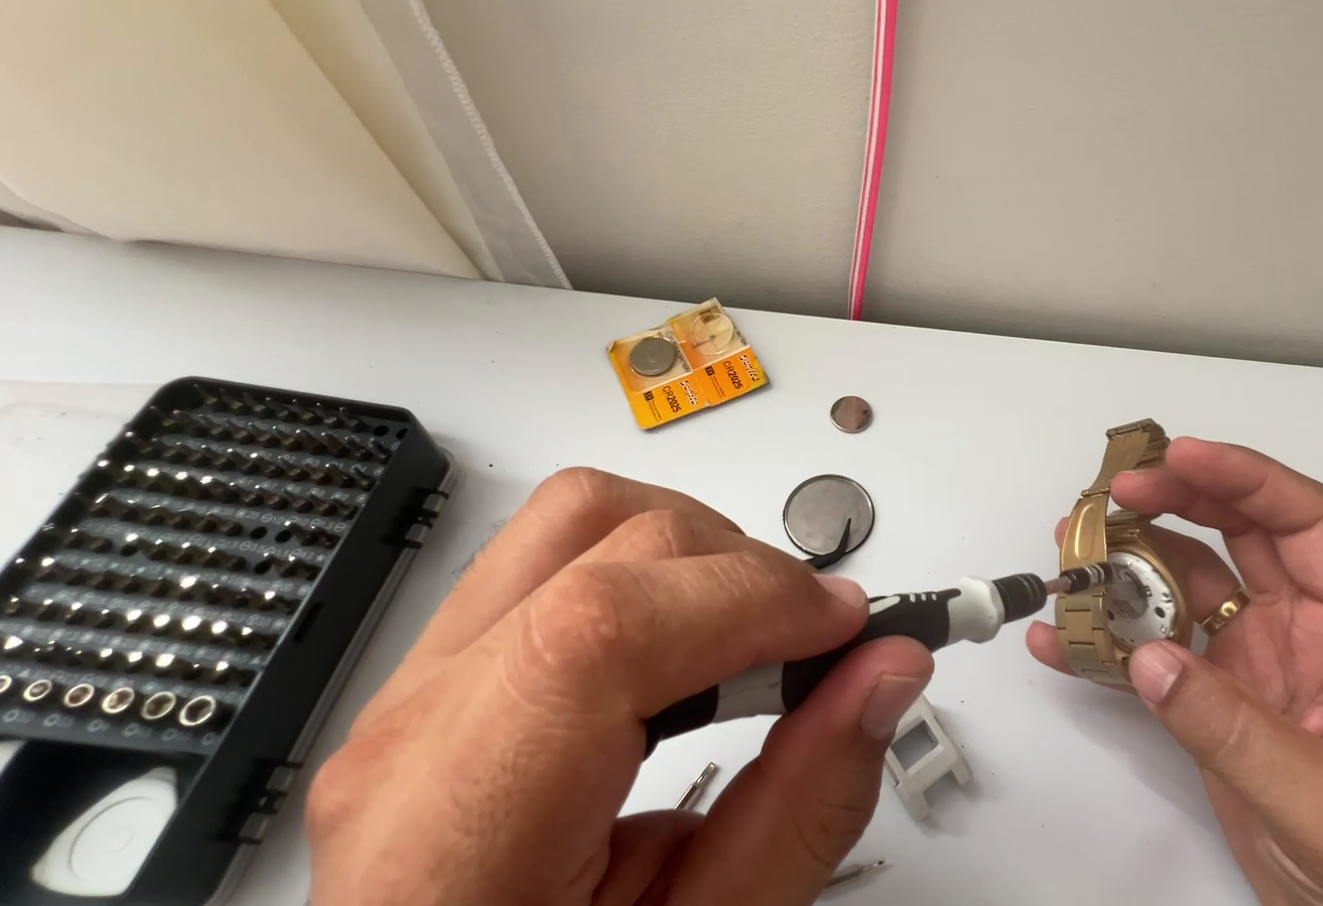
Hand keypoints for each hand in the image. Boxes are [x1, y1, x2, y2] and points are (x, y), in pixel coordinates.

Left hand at [307, 468, 934, 905]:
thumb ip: (802, 807)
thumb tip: (882, 673)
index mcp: (456, 828)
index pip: (601, 630)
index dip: (748, 599)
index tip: (842, 628)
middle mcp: (415, 730)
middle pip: (598, 538)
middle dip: (746, 571)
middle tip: (818, 642)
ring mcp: (418, 687)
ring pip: (575, 517)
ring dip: (696, 551)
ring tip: (752, 635)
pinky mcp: (447, 673)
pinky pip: (559, 554)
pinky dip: (656, 568)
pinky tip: (692, 646)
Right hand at [1027, 439, 1322, 905]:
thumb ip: (1238, 731)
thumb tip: (1149, 660)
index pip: (1302, 521)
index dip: (1243, 476)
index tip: (1178, 456)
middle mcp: (1299, 627)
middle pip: (1236, 533)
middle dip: (1176, 500)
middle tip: (1114, 493)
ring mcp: (1251, 660)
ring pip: (1185, 583)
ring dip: (1130, 562)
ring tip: (1073, 551)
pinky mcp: (1213, 698)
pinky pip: (1153, 651)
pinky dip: (1107, 640)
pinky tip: (1064, 640)